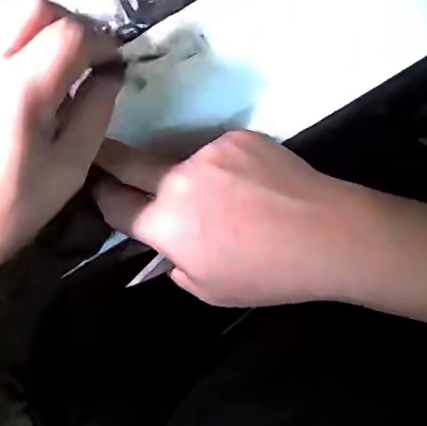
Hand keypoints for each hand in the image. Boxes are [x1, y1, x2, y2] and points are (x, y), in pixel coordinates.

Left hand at [0, 0, 121, 287]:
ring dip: (29, 14)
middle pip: (32, 3)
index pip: (71, 34)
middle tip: (79, 54)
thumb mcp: (69, 169)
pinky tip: (8, 55)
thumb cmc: (5, 212)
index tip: (112, 63)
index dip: (102, 42)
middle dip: (68, 21)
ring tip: (43, 49)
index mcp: (19, 90)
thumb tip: (111, 72)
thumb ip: (96, 111)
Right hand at [92, 131, 381, 306]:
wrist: (326, 232)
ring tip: (226, 196)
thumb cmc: (268, 273)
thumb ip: (175, 263)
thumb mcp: (210, 289)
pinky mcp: (238, 136)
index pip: (114, 204)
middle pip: (127, 161)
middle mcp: (178, 178)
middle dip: (108, 158)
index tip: (103, 193)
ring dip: (190, 175)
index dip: (104, 201)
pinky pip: (218, 152)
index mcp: (165, 222)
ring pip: (183, 159)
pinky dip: (226, 166)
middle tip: (100, 153)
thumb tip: (169, 242)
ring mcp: (209, 151)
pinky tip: (252, 184)